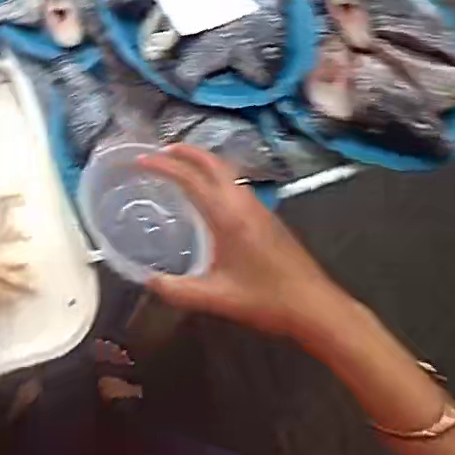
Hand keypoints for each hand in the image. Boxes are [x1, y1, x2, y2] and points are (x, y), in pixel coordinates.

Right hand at [143, 145, 352, 342]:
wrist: (313, 303)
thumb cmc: (265, 299)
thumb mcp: (217, 298)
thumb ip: (179, 290)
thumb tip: (147, 281)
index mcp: (228, 215)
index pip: (191, 178)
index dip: (163, 166)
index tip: (141, 160)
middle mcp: (243, 202)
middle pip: (212, 163)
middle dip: (186, 152)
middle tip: (161, 151)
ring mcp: (258, 205)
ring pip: (226, 170)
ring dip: (202, 161)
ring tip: (180, 166)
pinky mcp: (266, 214)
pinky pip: (235, 182)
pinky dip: (215, 175)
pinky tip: (209, 193)